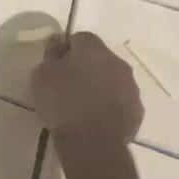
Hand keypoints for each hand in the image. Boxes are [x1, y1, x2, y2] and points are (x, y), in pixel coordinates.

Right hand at [31, 31, 142, 145]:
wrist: (92, 141)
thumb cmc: (61, 103)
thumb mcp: (42, 75)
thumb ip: (51, 54)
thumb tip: (57, 39)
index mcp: (93, 50)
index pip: (80, 37)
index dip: (66, 48)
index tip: (54, 64)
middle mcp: (117, 62)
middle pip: (99, 57)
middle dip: (84, 66)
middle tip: (65, 84)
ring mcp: (131, 86)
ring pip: (111, 78)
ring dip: (98, 84)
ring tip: (79, 103)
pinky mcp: (136, 108)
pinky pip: (119, 99)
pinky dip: (108, 103)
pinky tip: (93, 117)